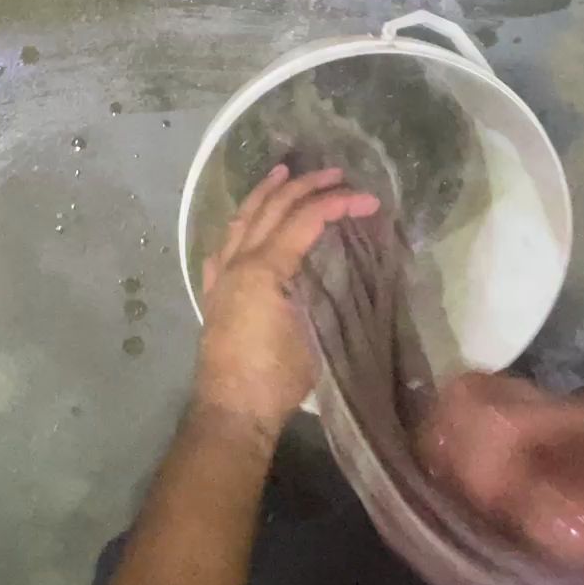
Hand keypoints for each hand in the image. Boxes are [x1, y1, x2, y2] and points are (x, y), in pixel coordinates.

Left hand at [196, 165, 379, 431]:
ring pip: (242, 219)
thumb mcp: (314, 331)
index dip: (338, 203)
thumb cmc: (278, 377)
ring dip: (266, 193)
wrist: (232, 412)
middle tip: (334, 173)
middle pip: (272, 208)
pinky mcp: (214, 293)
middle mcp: (238, 262)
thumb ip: (323, 291)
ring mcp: (222, 275)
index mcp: (264, 268)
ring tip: (282, 172)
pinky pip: (224, 246)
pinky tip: (246, 224)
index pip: (305, 219)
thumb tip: (338, 267)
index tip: (369, 200)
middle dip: (305, 185)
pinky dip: (241, 225)